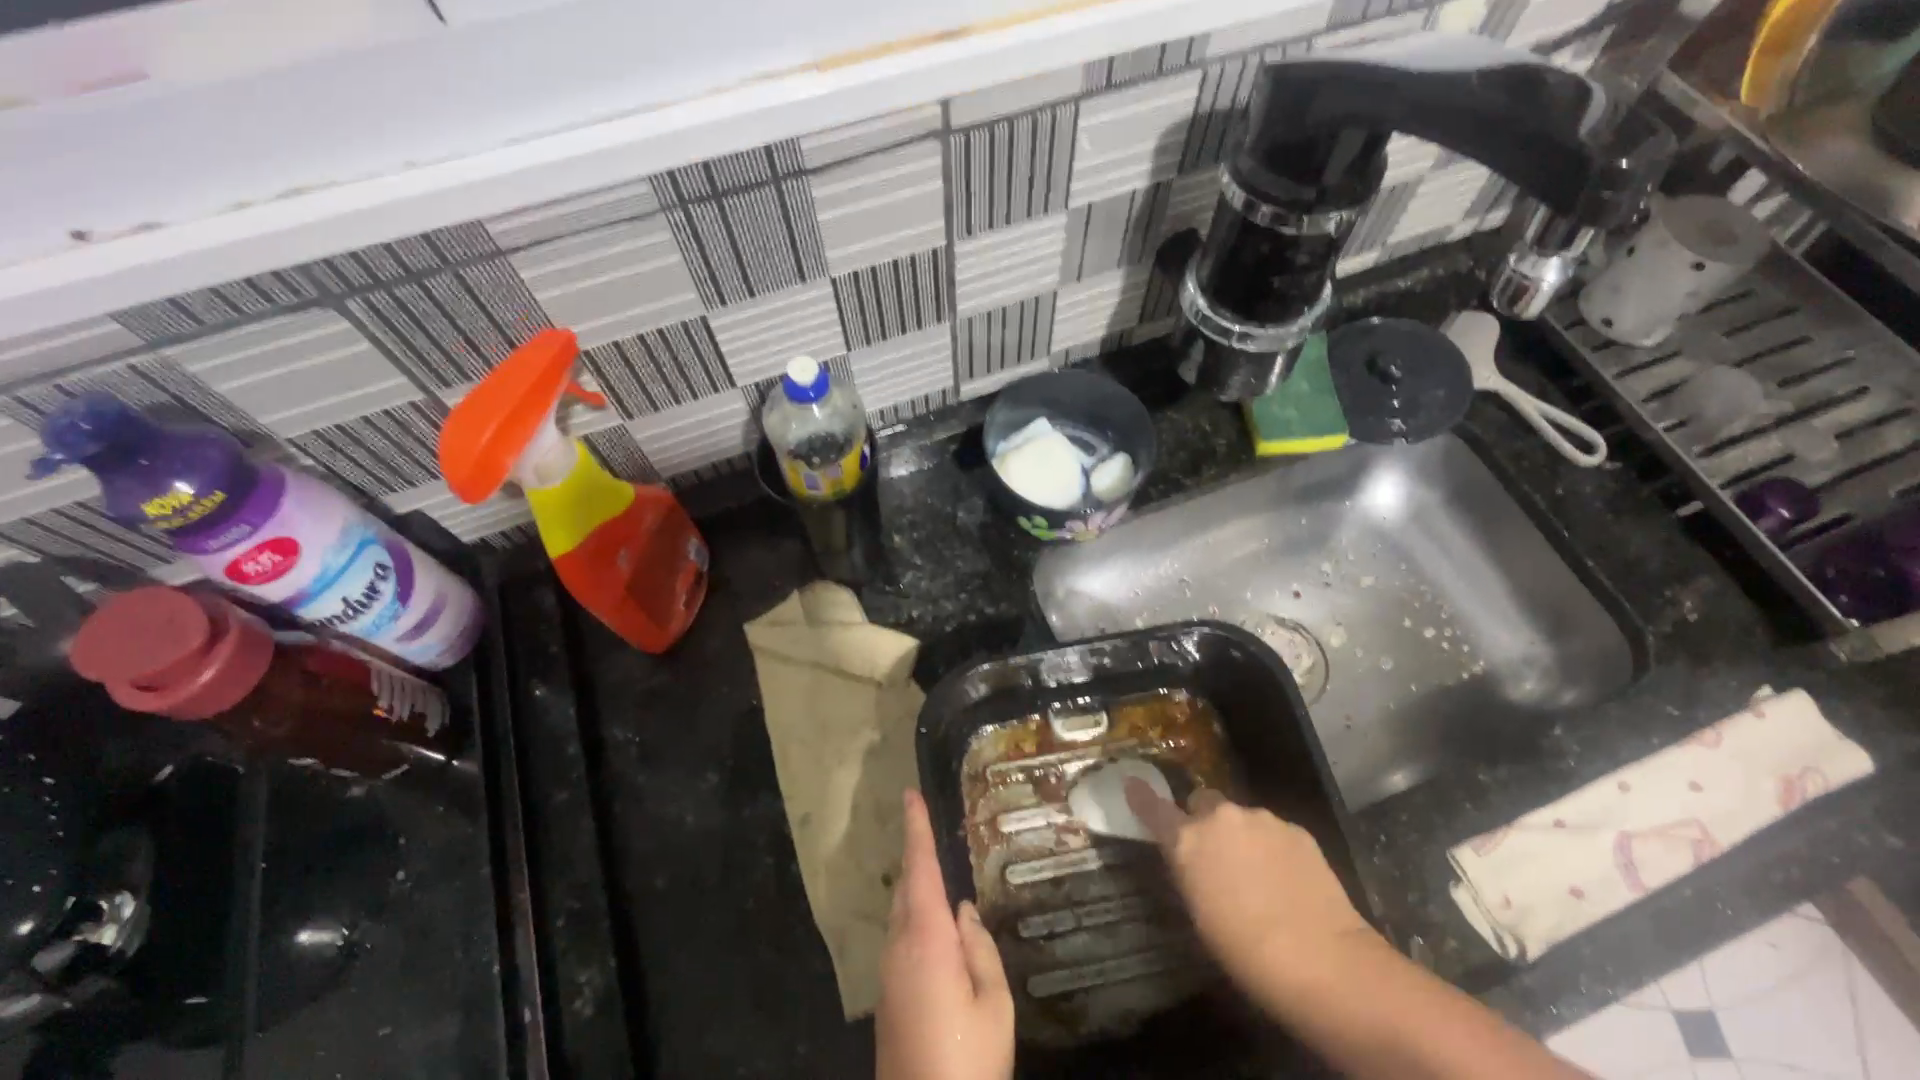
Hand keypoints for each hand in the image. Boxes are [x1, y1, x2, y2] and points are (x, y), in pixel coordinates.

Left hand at [875, 790, 1014, 1079]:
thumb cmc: (968, 1058)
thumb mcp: (994, 1004)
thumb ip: (979, 949)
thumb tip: (963, 911)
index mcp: (926, 941)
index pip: (920, 870)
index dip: (916, 830)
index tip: (910, 795)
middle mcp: (899, 948)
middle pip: (905, 888)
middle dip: (915, 855)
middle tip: (927, 825)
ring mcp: (889, 974)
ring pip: (900, 914)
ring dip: (914, 887)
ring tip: (936, 867)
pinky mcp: (888, 997)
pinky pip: (900, 939)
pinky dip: (914, 917)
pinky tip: (934, 927)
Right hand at [1124, 780, 1379, 1003]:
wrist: (1318, 957)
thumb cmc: (1242, 949)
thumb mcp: (1198, 911)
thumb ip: (1191, 872)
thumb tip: (1194, 860)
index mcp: (1188, 841)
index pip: (1154, 808)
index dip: (1142, 797)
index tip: (1133, 783)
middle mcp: (1222, 818)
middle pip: (1204, 802)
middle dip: (1205, 820)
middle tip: (1215, 854)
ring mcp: (1263, 820)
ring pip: (1243, 818)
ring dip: (1242, 836)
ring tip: (1258, 875)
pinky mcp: (1298, 830)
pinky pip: (1274, 831)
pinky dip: (1273, 848)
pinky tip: (1287, 879)